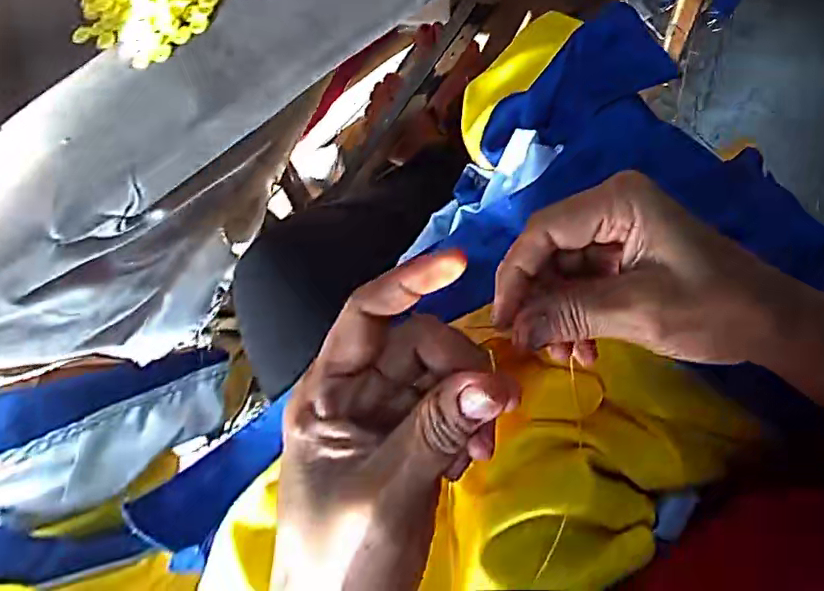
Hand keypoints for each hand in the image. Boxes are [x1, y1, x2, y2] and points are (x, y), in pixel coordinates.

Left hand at [276, 250, 518, 590]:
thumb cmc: (338, 565)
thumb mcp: (386, 493)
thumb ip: (439, 429)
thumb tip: (494, 382)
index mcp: (328, 394)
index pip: (365, 313)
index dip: (409, 280)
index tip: (459, 263)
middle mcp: (360, 392)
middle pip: (423, 341)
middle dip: (462, 367)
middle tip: (495, 409)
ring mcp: (390, 413)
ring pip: (447, 370)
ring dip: (475, 399)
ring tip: (481, 450)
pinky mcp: (418, 434)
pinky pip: (458, 402)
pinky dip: (475, 422)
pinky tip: (473, 459)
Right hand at [492, 171, 794, 365]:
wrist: (767, 317)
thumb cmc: (711, 307)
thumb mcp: (637, 311)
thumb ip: (570, 313)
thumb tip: (514, 330)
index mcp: (618, 200)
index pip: (543, 230)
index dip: (516, 277)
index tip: (504, 326)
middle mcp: (615, 203)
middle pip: (551, 247)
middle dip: (541, 299)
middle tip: (537, 348)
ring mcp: (624, 225)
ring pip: (566, 266)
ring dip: (560, 311)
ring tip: (569, 355)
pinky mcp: (631, 249)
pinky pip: (588, 276)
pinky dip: (580, 311)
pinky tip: (587, 347)